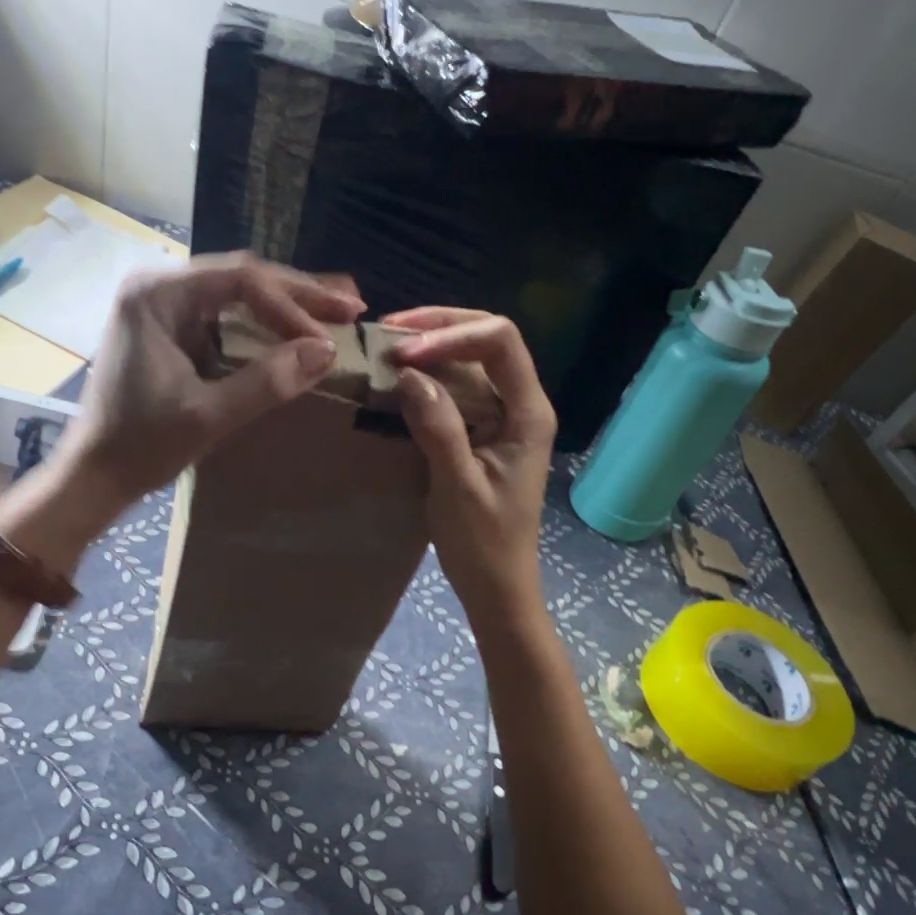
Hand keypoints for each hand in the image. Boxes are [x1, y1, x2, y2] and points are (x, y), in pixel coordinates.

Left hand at [50, 253, 363, 512]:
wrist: (95, 473)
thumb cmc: (141, 444)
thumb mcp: (207, 416)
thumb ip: (265, 382)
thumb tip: (327, 353)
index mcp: (157, 294)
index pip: (241, 280)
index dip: (292, 306)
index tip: (329, 338)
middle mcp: (160, 286)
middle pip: (243, 277)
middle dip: (300, 293)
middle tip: (352, 307)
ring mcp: (166, 306)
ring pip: (239, 292)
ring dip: (288, 303)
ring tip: (338, 310)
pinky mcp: (174, 329)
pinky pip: (228, 314)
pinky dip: (266, 323)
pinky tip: (299, 328)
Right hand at [385, 308, 556, 621]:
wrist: (497, 587)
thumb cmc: (484, 544)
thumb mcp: (457, 487)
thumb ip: (439, 427)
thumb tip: (408, 375)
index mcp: (529, 413)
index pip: (501, 341)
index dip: (452, 334)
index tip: (405, 354)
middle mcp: (522, 404)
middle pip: (488, 339)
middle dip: (439, 328)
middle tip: (387, 333)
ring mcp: (504, 417)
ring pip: (471, 360)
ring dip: (431, 347)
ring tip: (386, 348)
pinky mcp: (484, 431)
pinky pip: (460, 387)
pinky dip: (429, 375)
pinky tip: (398, 378)